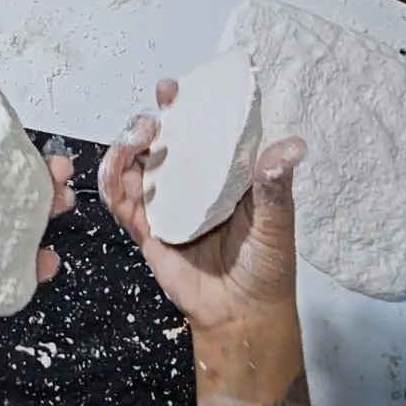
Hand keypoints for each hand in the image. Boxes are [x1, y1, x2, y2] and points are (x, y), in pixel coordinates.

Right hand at [99, 79, 306, 334]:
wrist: (242, 316)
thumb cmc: (267, 267)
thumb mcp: (277, 224)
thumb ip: (276, 186)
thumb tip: (293, 145)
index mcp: (220, 174)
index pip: (199, 130)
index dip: (184, 106)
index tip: (175, 89)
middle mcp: (188, 183)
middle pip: (158, 143)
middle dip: (148, 122)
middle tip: (155, 117)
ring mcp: (163, 204)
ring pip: (132, 165)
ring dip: (126, 147)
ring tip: (137, 140)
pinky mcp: (144, 229)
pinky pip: (121, 202)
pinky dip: (112, 183)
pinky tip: (117, 171)